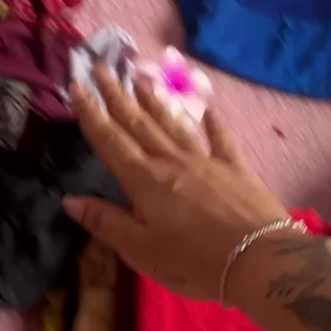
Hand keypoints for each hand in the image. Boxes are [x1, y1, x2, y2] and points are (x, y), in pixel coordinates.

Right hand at [65, 67, 304, 299]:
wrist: (260, 261)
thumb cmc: (192, 262)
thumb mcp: (140, 250)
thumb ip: (105, 222)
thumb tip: (70, 199)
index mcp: (144, 180)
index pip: (110, 140)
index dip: (91, 113)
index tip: (76, 85)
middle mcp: (171, 162)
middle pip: (138, 123)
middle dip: (117, 95)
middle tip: (102, 68)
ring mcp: (205, 162)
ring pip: (173, 124)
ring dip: (154, 101)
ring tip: (140, 78)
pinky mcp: (235, 170)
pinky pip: (221, 140)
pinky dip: (213, 123)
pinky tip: (209, 109)